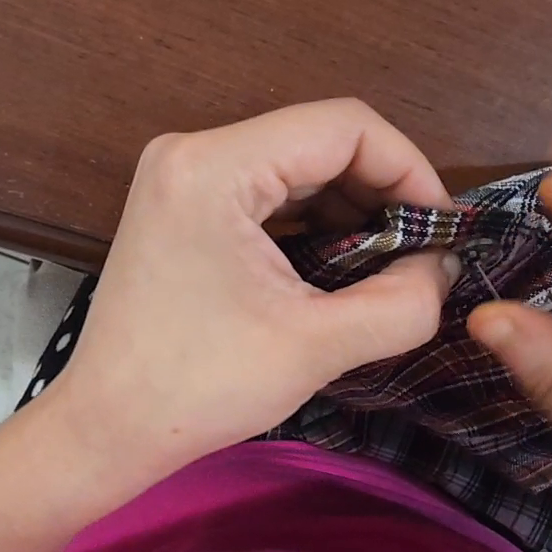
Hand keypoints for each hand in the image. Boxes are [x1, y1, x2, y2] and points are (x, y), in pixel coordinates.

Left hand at [50, 98, 457, 479]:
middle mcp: (190, 152)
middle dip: (380, 193)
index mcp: (214, 166)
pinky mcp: (177, 207)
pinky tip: (336, 261)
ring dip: (347, 208)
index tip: (442, 231)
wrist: (108, 425)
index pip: (343, 127)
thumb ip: (404, 300)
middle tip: (419, 253)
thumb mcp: (317, 344)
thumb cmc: (199, 387)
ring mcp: (178, 178)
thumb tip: (443, 266)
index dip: (409, 169)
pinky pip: (261, 192)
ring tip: (385, 263)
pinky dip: (307, 220)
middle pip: (316, 141)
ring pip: (291, 166)